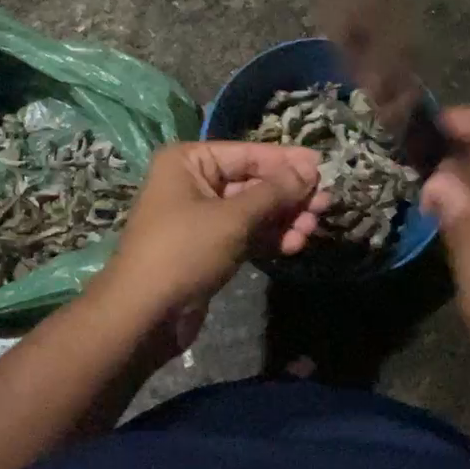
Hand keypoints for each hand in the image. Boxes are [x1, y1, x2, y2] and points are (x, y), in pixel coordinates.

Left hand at [101, 143, 328, 320]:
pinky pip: (245, 232)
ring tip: (313, 228)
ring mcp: (199, 216)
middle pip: (251, 181)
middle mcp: (192, 182)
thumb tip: (309, 168)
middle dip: (288, 194)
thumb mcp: (233, 218)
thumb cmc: (184, 251)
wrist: (144, 315)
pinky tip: (294, 244)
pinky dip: (268, 236)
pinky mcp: (208, 247)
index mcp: (188, 161)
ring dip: (283, 218)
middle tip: (325, 203)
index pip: (246, 153)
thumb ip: (274, 192)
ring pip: (252, 210)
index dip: (286, 160)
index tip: (322, 165)